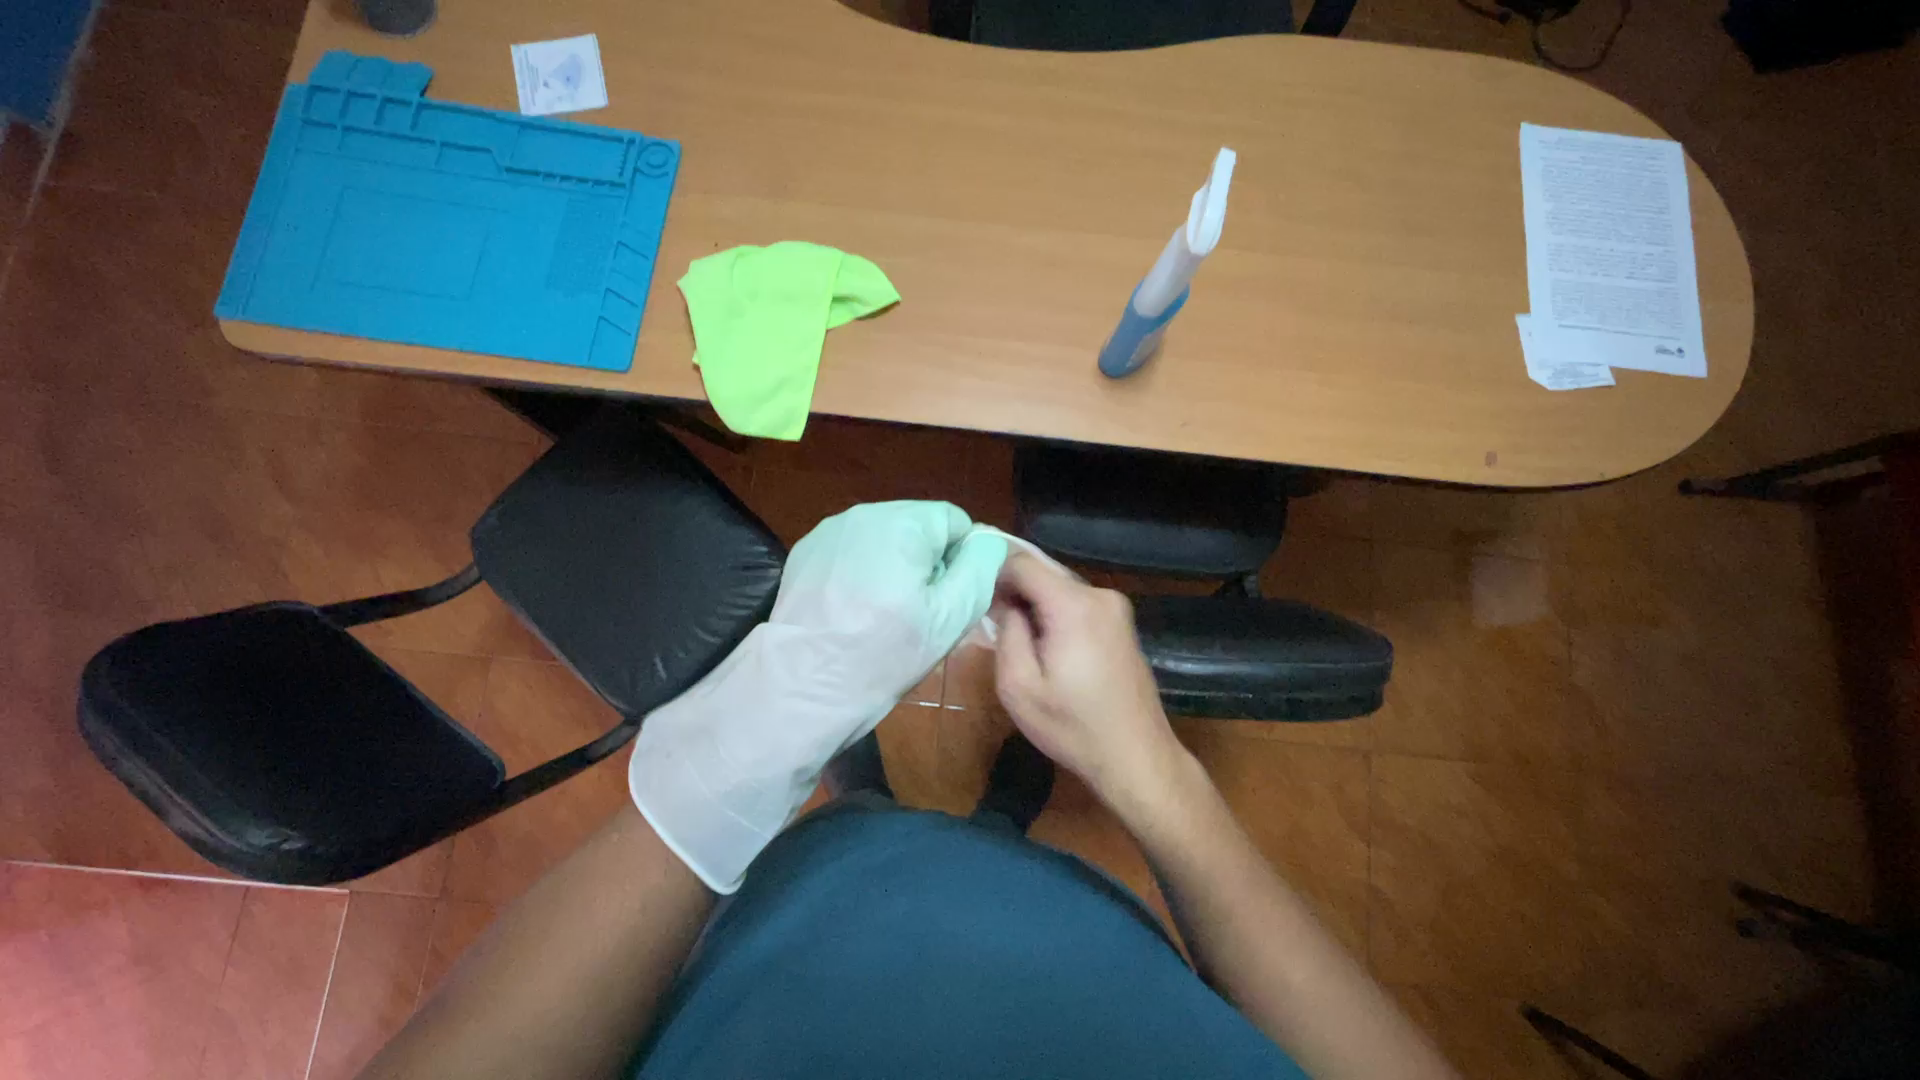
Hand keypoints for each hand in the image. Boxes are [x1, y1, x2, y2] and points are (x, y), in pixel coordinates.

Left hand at [631, 501, 1007, 892]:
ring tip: (882, 616)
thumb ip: (980, 568)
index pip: (954, 521)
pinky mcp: (805, 554)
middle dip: (925, 562)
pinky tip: (852, 612)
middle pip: (916, 527)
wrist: (803, 687)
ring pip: (883, 540)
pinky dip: (861, 574)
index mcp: (903, 521)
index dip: (961, 561)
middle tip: (918, 614)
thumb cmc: (885, 653)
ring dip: (893, 568)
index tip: (948, 600)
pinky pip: (852, 554)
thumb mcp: (951, 616)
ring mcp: (829, 532)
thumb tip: (986, 541)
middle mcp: (863, 512)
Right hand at [992, 555, 1187, 809]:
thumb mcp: (1018, 687)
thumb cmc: (1073, 727)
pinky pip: (1078, 606)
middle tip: (994, 628)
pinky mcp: (1122, 624)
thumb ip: (1006, 633)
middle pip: (1042, 574)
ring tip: (1021, 645)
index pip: (1022, 562)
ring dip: (1036, 608)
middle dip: (1015, 594)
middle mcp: (1099, 595)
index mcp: (1074, 605)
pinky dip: (1057, 618)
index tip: (978, 603)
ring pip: (1059, 591)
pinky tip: (1050, 652)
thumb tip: (1005, 604)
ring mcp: (1116, 608)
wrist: (1136, 757)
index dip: (994, 576)